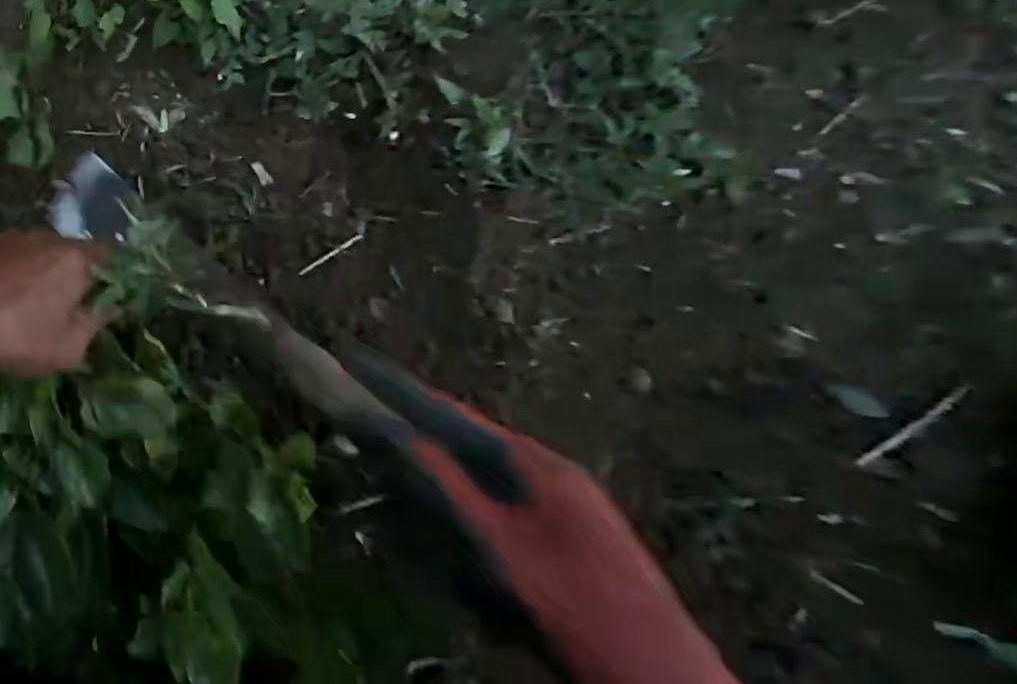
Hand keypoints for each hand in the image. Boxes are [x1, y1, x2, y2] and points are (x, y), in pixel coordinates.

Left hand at [0, 231, 106, 375]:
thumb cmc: (15, 335)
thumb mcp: (66, 348)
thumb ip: (95, 325)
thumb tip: (110, 309)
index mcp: (78, 259)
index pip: (114, 253)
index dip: (118, 272)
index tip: (112, 295)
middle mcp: (53, 237)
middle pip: (80, 251)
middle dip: (82, 275)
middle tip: (75, 305)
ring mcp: (20, 236)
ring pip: (49, 251)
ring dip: (51, 272)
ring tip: (38, 303)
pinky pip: (22, 254)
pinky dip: (24, 270)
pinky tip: (10, 295)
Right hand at [342, 348, 735, 683]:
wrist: (657, 674)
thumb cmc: (569, 602)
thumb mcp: (495, 541)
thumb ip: (444, 483)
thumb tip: (395, 432)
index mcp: (533, 461)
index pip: (452, 412)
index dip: (401, 389)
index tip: (359, 363)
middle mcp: (551, 468)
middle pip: (468, 437)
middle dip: (419, 426)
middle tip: (372, 420)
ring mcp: (568, 500)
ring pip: (486, 468)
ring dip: (443, 464)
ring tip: (404, 464)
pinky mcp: (575, 530)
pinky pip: (506, 496)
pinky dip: (471, 493)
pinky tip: (456, 511)